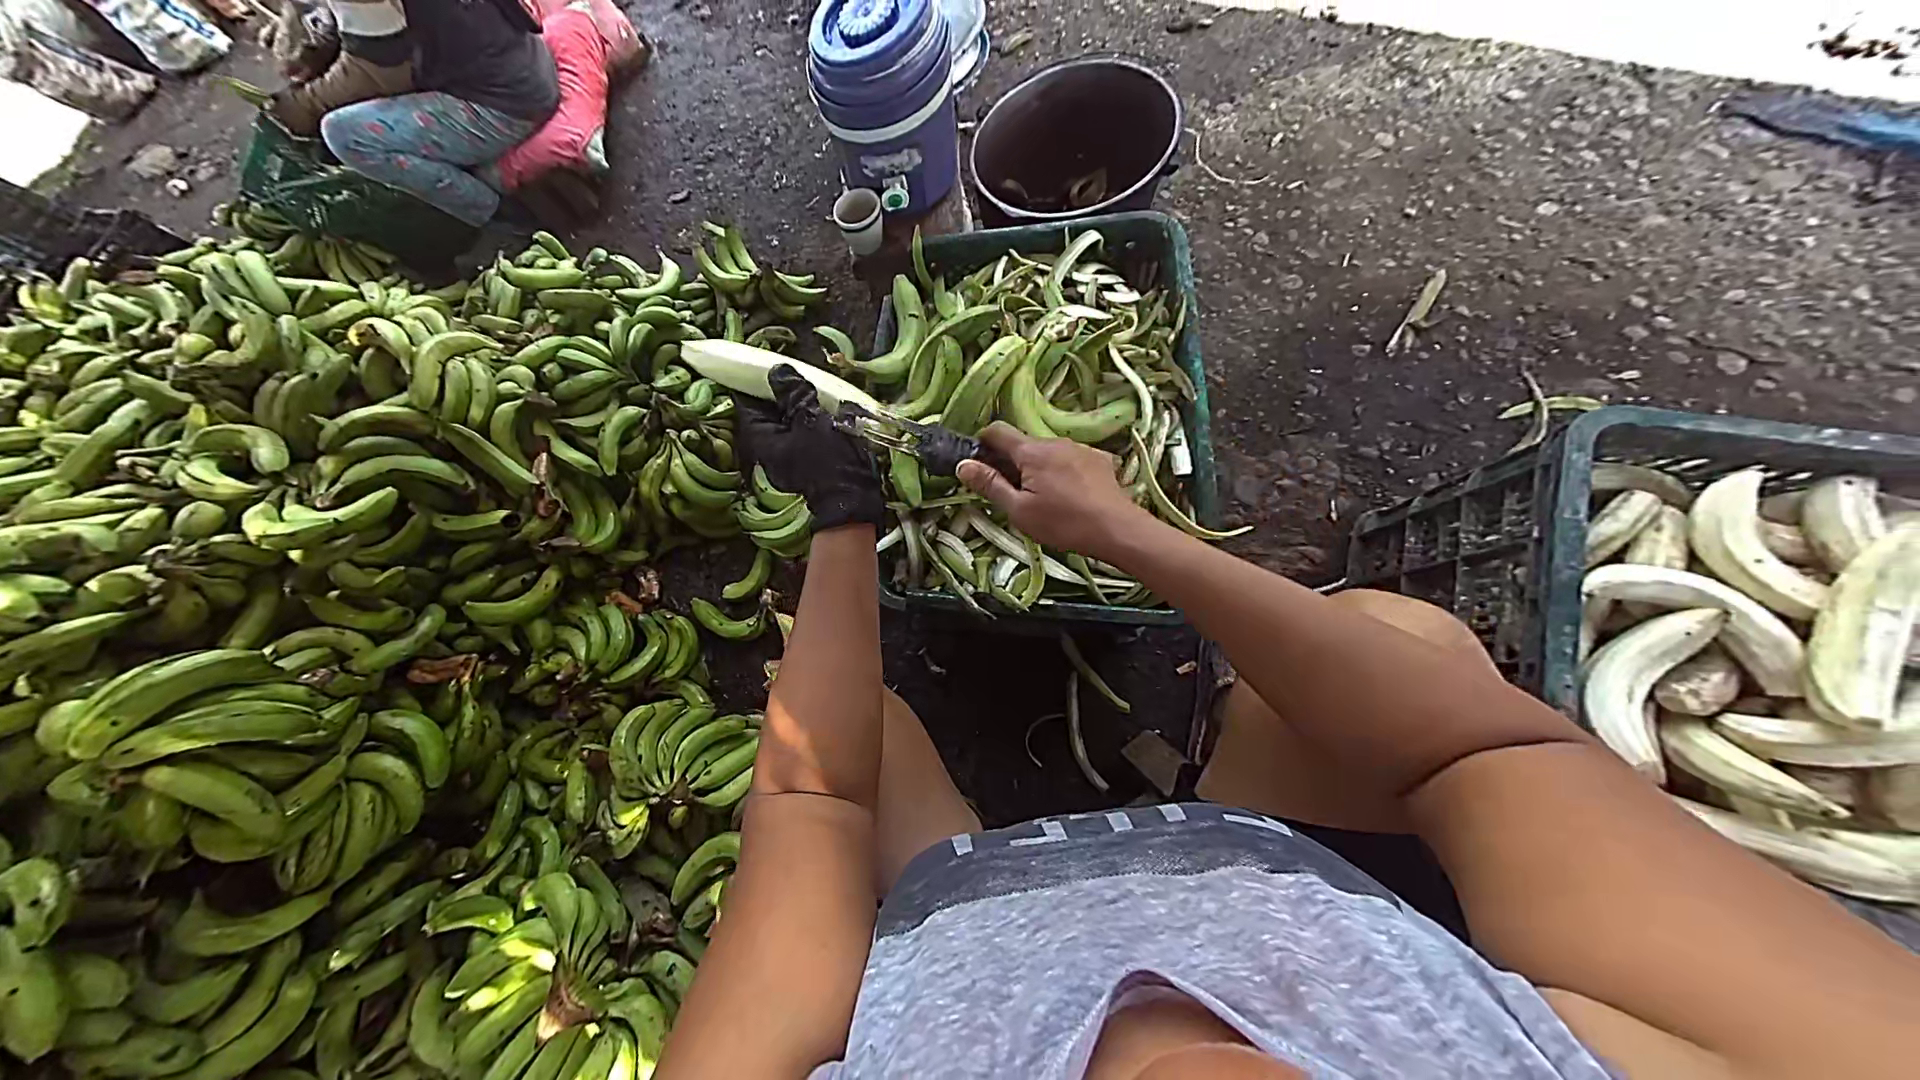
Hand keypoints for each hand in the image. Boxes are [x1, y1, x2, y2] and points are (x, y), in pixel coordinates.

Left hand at [735, 366, 883, 531]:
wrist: (851, 502)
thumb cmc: (828, 460)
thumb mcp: (811, 419)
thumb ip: (792, 392)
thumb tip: (777, 371)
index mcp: (756, 435)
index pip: (745, 398)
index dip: (757, 379)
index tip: (774, 365)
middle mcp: (761, 448)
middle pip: (765, 410)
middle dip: (782, 395)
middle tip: (802, 378)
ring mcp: (780, 459)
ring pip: (784, 423)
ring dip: (798, 410)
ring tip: (817, 396)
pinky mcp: (799, 465)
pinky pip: (798, 437)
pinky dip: (807, 426)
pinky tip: (825, 418)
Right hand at [956, 423, 1156, 560]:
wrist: (1117, 530)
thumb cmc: (1063, 523)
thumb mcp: (1019, 510)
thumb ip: (990, 485)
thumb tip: (963, 464)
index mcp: (1032, 451)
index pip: (997, 431)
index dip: (982, 444)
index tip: (979, 465)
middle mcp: (1055, 441)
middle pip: (1023, 443)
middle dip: (1011, 462)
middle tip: (1010, 493)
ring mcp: (1080, 448)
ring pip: (1048, 452)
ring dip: (1037, 467)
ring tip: (1042, 498)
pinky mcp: (1099, 459)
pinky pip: (1070, 459)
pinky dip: (1061, 471)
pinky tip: (1068, 495)